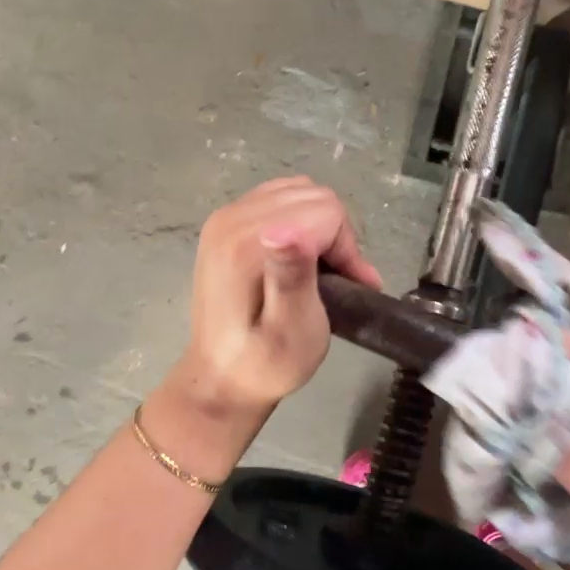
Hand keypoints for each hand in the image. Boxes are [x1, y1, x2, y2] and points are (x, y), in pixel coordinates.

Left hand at [169, 177, 381, 415]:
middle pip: (314, 196)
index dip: (346, 248)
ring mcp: (225, 216)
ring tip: (320, 269)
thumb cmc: (266, 364)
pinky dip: (301, 218)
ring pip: (299, 191)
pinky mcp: (225, 221)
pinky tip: (299, 254)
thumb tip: (288, 229)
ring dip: (320, 225)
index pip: (325, 212)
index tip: (348, 287)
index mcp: (247, 244)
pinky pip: (280, 197)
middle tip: (339, 281)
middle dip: (336, 235)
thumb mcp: (291, 332)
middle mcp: (231, 218)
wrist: (221, 378)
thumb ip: (293, 279)